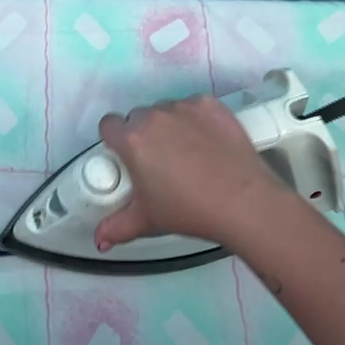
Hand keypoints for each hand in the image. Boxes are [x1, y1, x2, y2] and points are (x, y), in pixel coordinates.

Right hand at [93, 95, 285, 251]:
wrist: (245, 202)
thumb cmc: (190, 211)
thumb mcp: (148, 220)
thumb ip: (117, 227)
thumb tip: (99, 240)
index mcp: (132, 139)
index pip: (108, 125)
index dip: (115, 140)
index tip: (128, 157)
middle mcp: (153, 116)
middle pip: (138, 117)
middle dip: (144, 135)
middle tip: (160, 163)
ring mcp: (183, 107)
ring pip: (166, 111)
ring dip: (170, 126)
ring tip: (189, 155)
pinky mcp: (209, 104)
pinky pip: (193, 107)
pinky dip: (197, 120)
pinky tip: (209, 143)